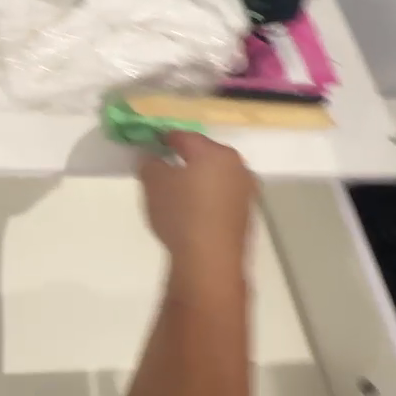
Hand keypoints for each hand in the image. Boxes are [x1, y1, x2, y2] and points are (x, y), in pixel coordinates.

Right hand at [139, 133, 255, 266]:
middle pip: (205, 154)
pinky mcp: (246, 214)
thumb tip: (153, 159)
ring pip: (216, 176)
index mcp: (215, 153)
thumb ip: (150, 164)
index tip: (148, 145)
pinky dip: (206, 197)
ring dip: (197, 179)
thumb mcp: (153, 183)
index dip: (163, 138)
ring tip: (176, 191)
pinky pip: (222, 196)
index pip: (185, 136)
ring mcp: (246, 192)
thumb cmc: (180, 213)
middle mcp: (237, 167)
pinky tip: (191, 210)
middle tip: (162, 167)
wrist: (210, 259)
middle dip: (184, 158)